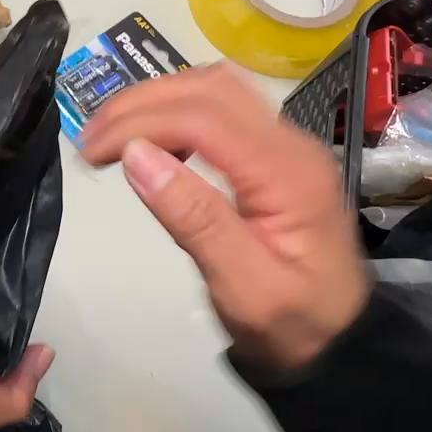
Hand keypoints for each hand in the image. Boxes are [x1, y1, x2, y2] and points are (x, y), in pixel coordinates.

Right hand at [81, 65, 369, 371]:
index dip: (138, 123)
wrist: (338, 345)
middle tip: (93, 137)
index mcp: (287, 175)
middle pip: (207, 87)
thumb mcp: (244, 288)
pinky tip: (149, 138)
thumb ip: (195, 219)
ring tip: (113, 132)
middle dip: (140, 102)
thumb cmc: (290, 324)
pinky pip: (218, 104)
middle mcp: (290, 144)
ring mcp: (284, 142)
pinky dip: (174, 108)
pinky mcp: (271, 148)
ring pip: (212, 86)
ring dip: (155, 99)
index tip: (93, 152)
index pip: (201, 118)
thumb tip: (137, 155)